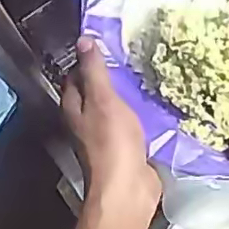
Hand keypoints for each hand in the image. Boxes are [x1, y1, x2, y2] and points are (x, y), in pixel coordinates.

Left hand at [63, 37, 159, 228]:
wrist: (129, 188)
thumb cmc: (112, 143)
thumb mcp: (103, 100)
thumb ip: (95, 71)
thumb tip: (83, 40)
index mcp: (74, 109)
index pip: (75, 77)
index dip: (86, 61)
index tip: (106, 46)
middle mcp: (86, 124)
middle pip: (94, 95)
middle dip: (109, 80)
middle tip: (130, 60)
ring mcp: (106, 140)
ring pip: (114, 112)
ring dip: (127, 99)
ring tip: (144, 80)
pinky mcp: (127, 152)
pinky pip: (132, 129)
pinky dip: (140, 118)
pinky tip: (154, 110)